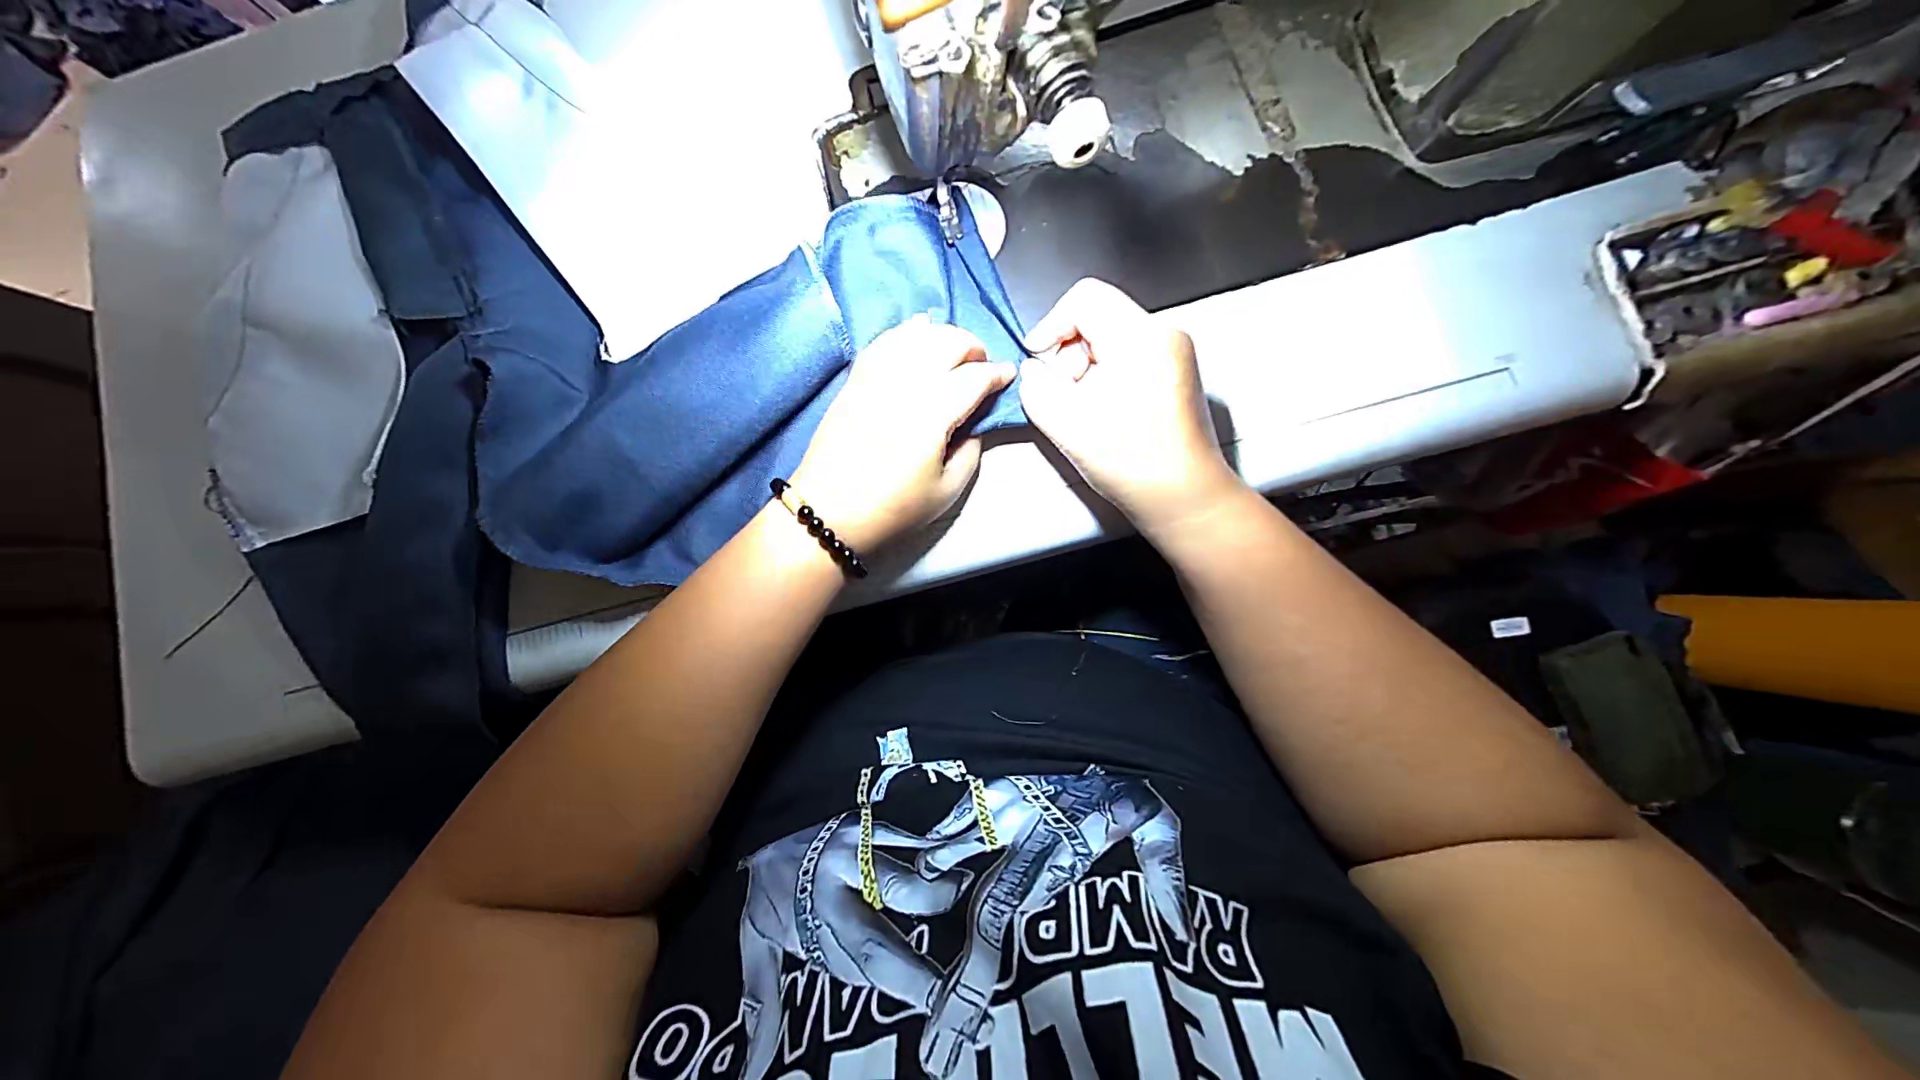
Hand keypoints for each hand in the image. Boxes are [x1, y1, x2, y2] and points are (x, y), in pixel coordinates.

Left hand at [788, 317, 1015, 552]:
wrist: (829, 511)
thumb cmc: (891, 508)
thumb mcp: (947, 491)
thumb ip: (971, 451)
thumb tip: (973, 424)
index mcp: (934, 412)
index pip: (975, 377)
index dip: (997, 373)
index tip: (1008, 374)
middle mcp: (906, 383)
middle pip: (947, 342)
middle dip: (972, 347)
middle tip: (980, 365)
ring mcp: (877, 376)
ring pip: (915, 334)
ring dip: (941, 335)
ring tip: (952, 351)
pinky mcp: (855, 379)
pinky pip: (884, 341)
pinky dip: (905, 332)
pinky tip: (915, 333)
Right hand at [1019, 279, 1244, 537]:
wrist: (1185, 497)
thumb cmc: (1135, 464)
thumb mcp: (1064, 422)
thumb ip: (1035, 386)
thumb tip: (1034, 370)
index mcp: (1141, 337)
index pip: (1083, 298)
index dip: (1050, 327)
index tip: (1039, 362)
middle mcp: (1165, 334)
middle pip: (1098, 316)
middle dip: (1069, 352)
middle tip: (1066, 394)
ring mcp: (1175, 352)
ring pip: (1111, 337)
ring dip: (1087, 367)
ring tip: (1086, 409)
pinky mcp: (1176, 372)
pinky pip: (1129, 356)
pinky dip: (1108, 377)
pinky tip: (1105, 413)